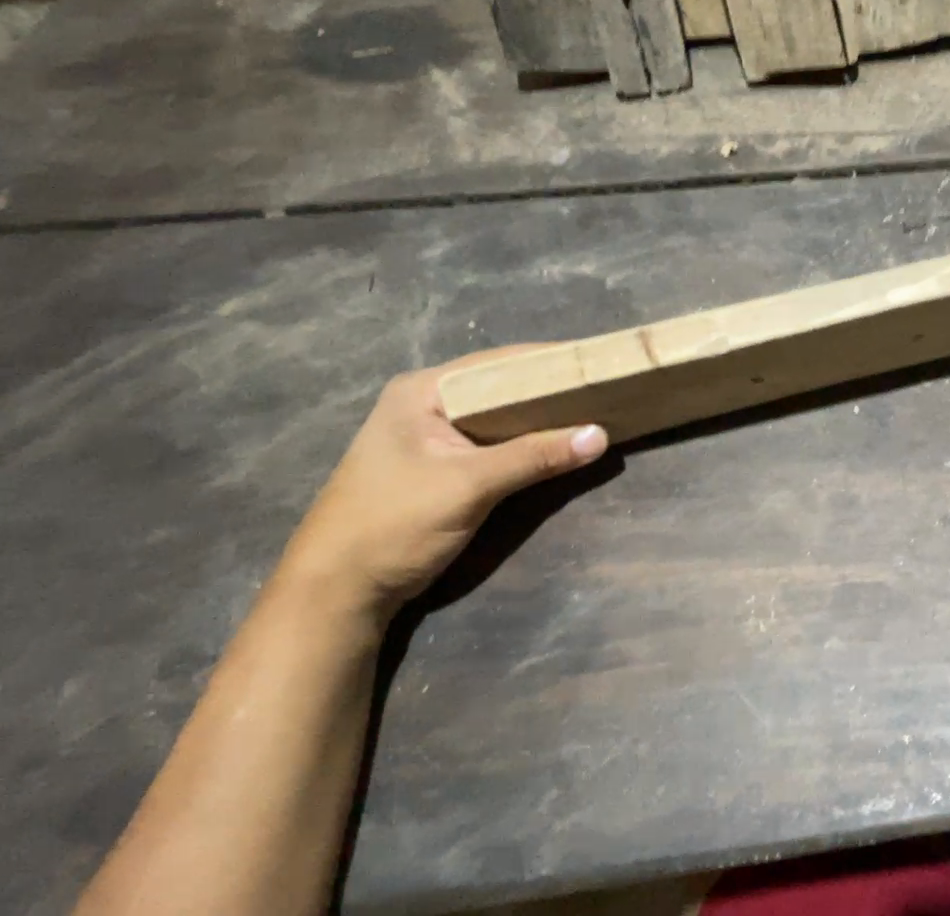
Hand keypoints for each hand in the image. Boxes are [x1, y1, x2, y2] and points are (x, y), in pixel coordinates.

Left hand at [277, 347, 608, 618]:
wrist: (340, 591)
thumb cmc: (394, 524)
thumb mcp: (469, 486)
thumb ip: (535, 457)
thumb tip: (601, 435)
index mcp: (424, 392)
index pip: (499, 363)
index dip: (551, 361)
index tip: (600, 363)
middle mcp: (430, 405)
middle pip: (504, 387)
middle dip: (554, 390)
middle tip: (607, 389)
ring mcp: (437, 437)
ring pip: (504, 418)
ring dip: (545, 420)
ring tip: (598, 412)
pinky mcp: (446, 467)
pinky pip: (500, 443)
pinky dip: (532, 444)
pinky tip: (565, 446)